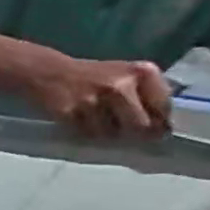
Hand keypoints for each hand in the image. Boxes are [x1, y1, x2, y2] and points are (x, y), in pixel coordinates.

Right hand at [28, 57, 171, 138]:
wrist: (46, 72)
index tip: (156, 133)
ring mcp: (92, 100)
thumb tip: (161, 124)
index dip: (161, 123)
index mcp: (142, 72)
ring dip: (105, 134)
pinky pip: (85, 133)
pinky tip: (80, 123)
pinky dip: (84, 133)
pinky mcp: (68, 113)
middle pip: (139, 125)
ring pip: (109, 133)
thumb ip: (145, 94)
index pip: (163, 107)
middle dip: (135, 134)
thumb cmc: (90, 76)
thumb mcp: (125, 75)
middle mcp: (120, 85)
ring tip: (98, 125)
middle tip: (129, 137)